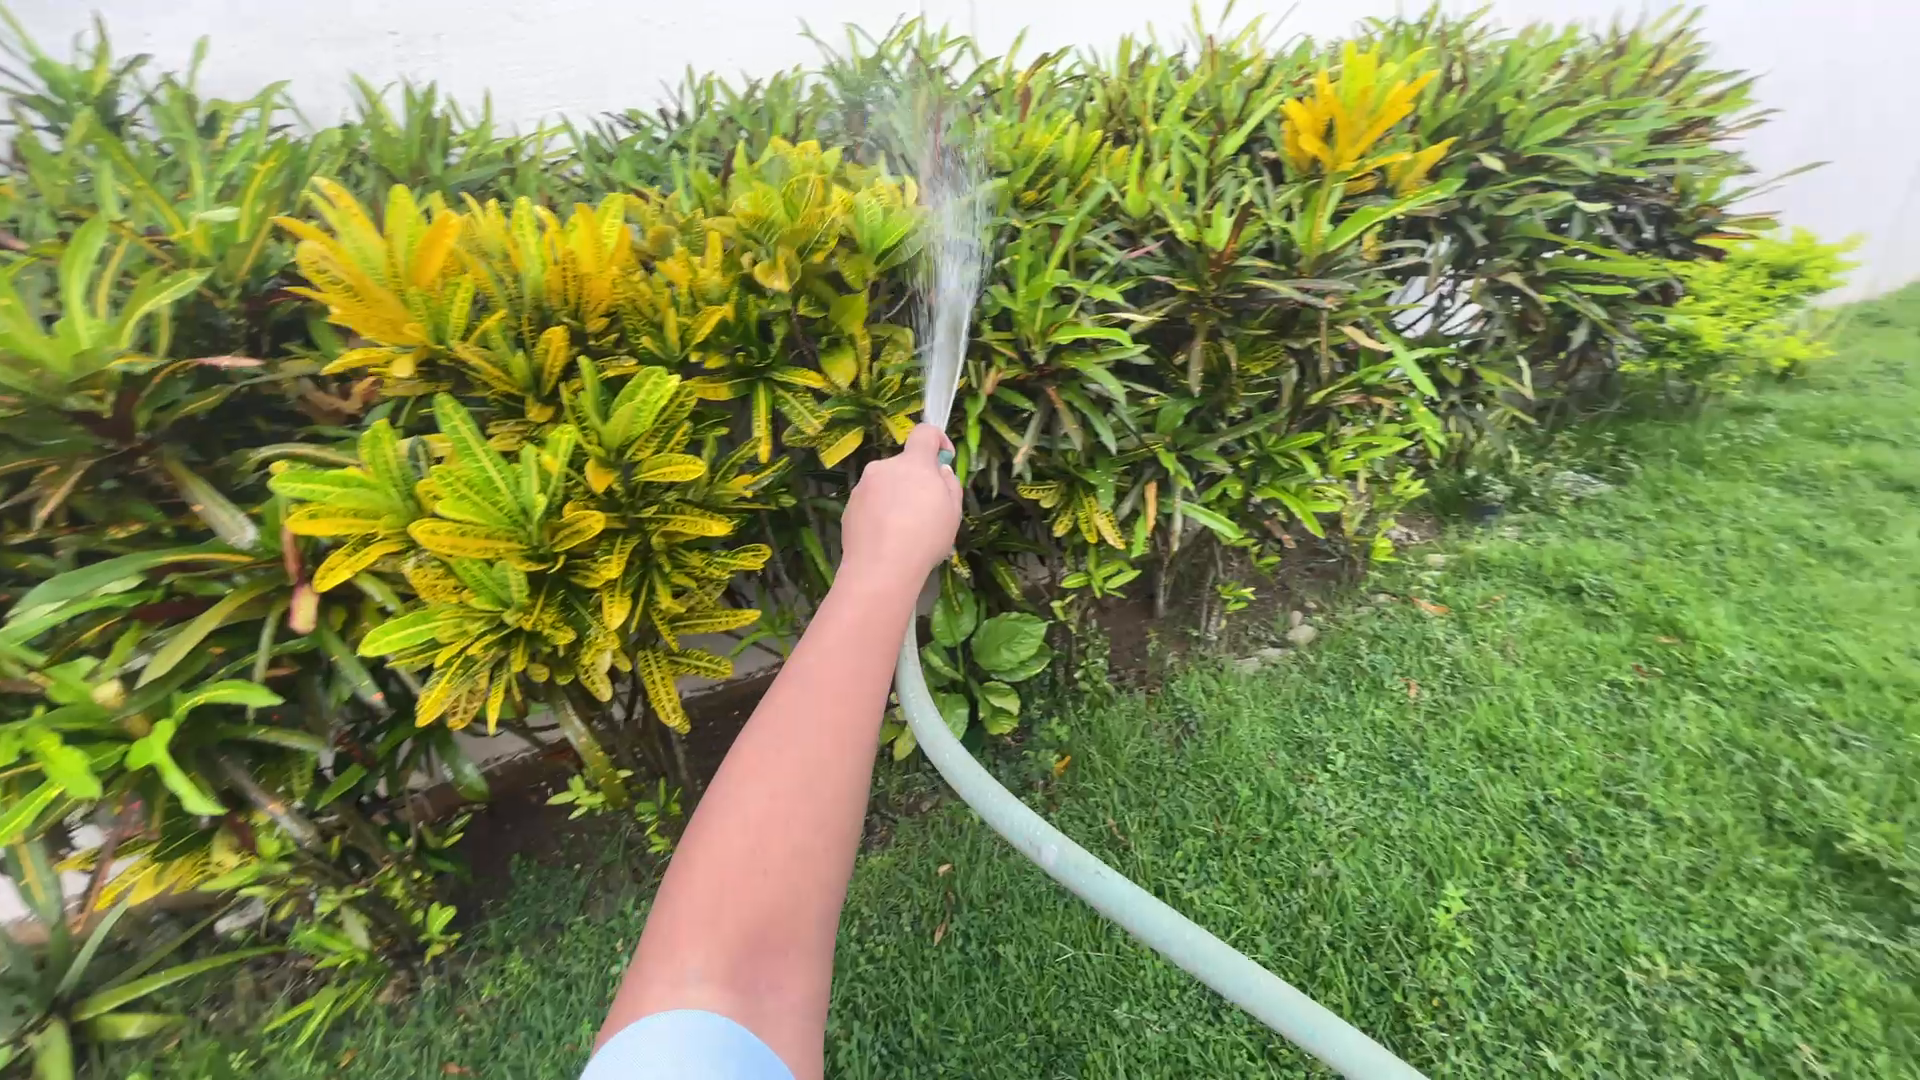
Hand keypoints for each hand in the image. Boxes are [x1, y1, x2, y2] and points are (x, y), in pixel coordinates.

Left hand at [837, 425, 961, 589]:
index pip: (924, 433)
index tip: (944, 459)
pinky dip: (879, 513)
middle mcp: (884, 467)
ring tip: (904, 531)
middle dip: (916, 481)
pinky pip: (870, 503)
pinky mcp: (849, 507)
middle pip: (904, 465)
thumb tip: (940, 471)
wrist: (880, 568)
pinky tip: (885, 539)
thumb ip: (949, 484)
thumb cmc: (925, 537)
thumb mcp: (952, 512)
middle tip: (926, 511)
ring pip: (886, 485)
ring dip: (896, 498)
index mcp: (912, 463)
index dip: (938, 440)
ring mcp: (863, 487)